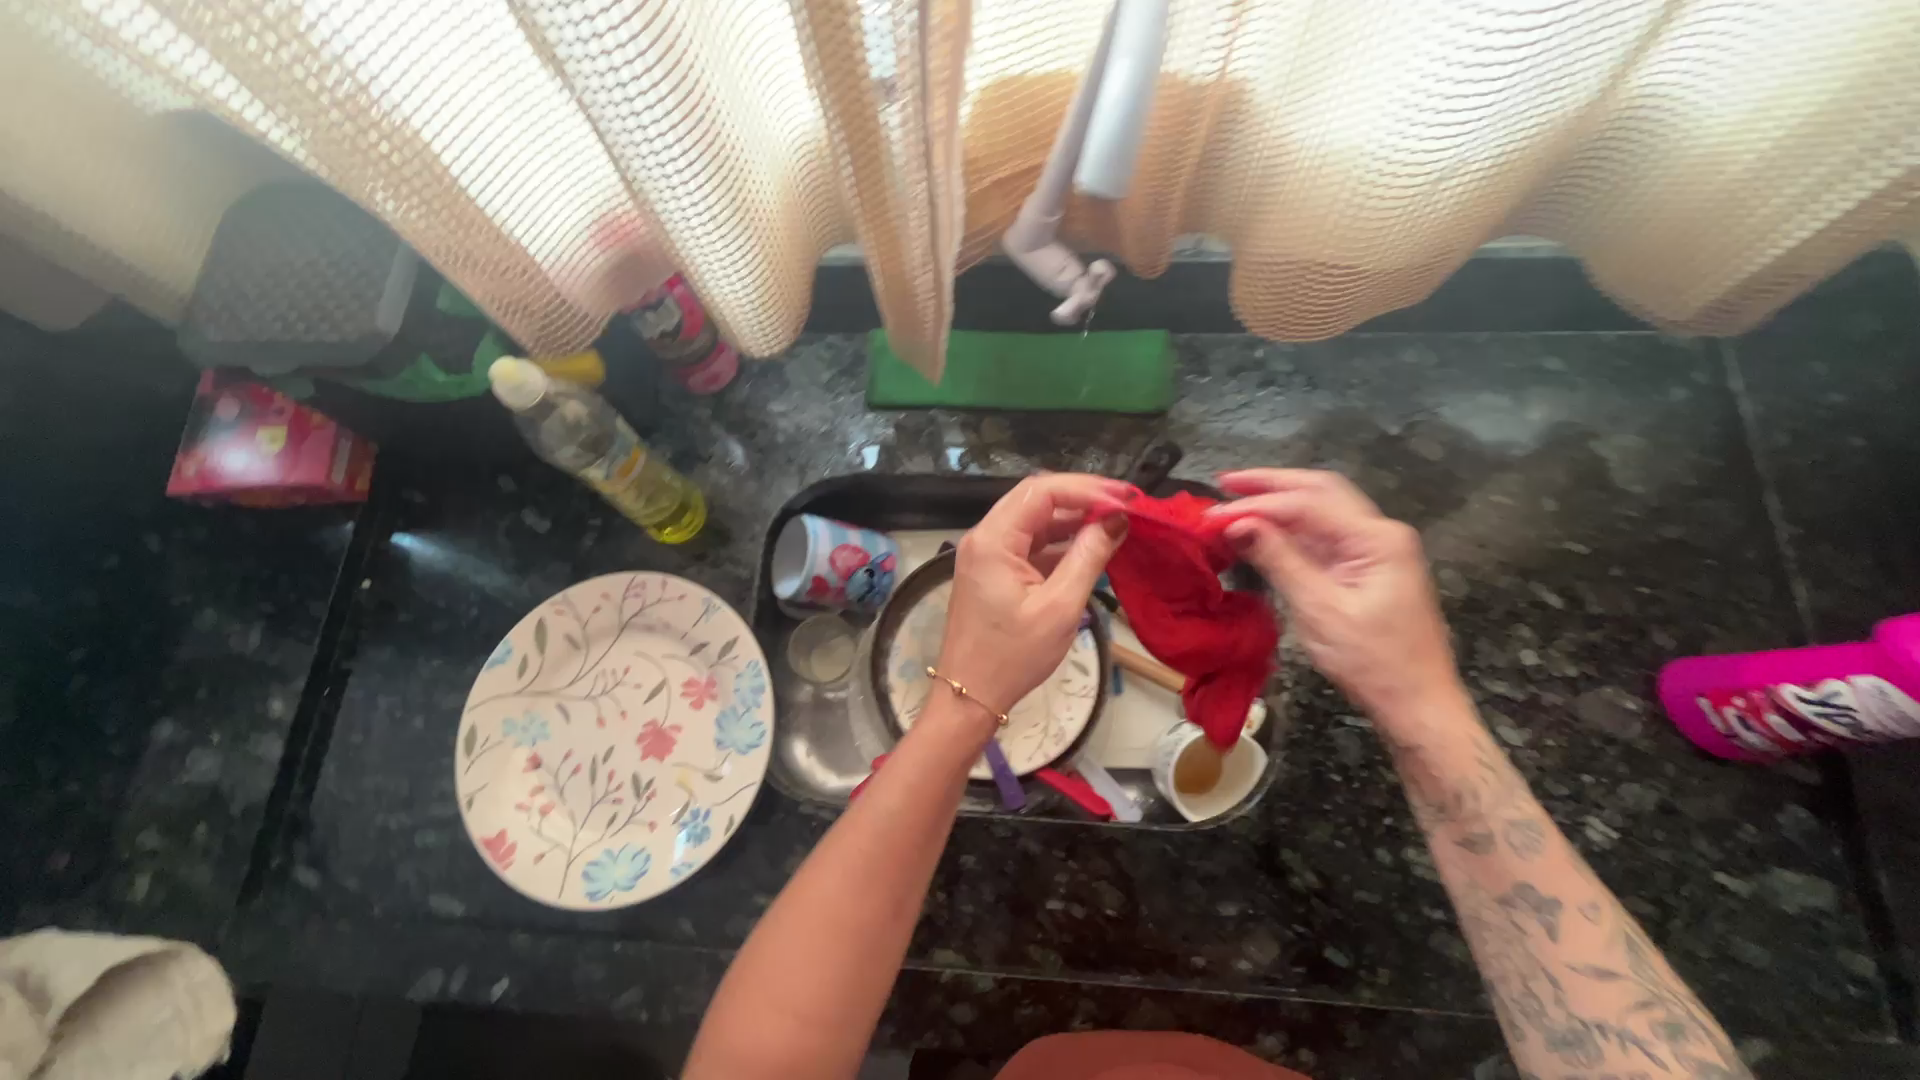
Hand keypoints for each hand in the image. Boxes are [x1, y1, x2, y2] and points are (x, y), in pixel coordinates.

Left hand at [936, 474, 1130, 715]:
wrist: (969, 695)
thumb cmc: (1013, 656)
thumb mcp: (1060, 608)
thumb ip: (1089, 557)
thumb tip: (1116, 520)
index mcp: (993, 540)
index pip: (1042, 491)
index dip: (1087, 489)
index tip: (1127, 500)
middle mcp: (984, 537)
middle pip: (1036, 498)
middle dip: (1082, 497)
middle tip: (1126, 504)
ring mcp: (986, 553)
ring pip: (1034, 520)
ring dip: (1073, 519)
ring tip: (1115, 523)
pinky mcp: (993, 571)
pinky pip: (1029, 543)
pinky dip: (1059, 542)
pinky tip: (1090, 547)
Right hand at [1206, 469, 1461, 721]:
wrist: (1416, 703)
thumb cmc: (1372, 661)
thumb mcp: (1318, 609)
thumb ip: (1279, 560)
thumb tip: (1237, 524)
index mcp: (1376, 538)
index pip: (1305, 504)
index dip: (1255, 505)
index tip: (1212, 515)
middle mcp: (1379, 532)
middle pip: (1319, 491)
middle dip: (1270, 483)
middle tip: (1224, 482)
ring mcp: (1374, 549)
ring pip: (1321, 509)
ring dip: (1279, 500)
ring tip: (1236, 498)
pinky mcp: (1364, 568)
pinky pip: (1323, 535)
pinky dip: (1289, 527)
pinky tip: (1262, 529)